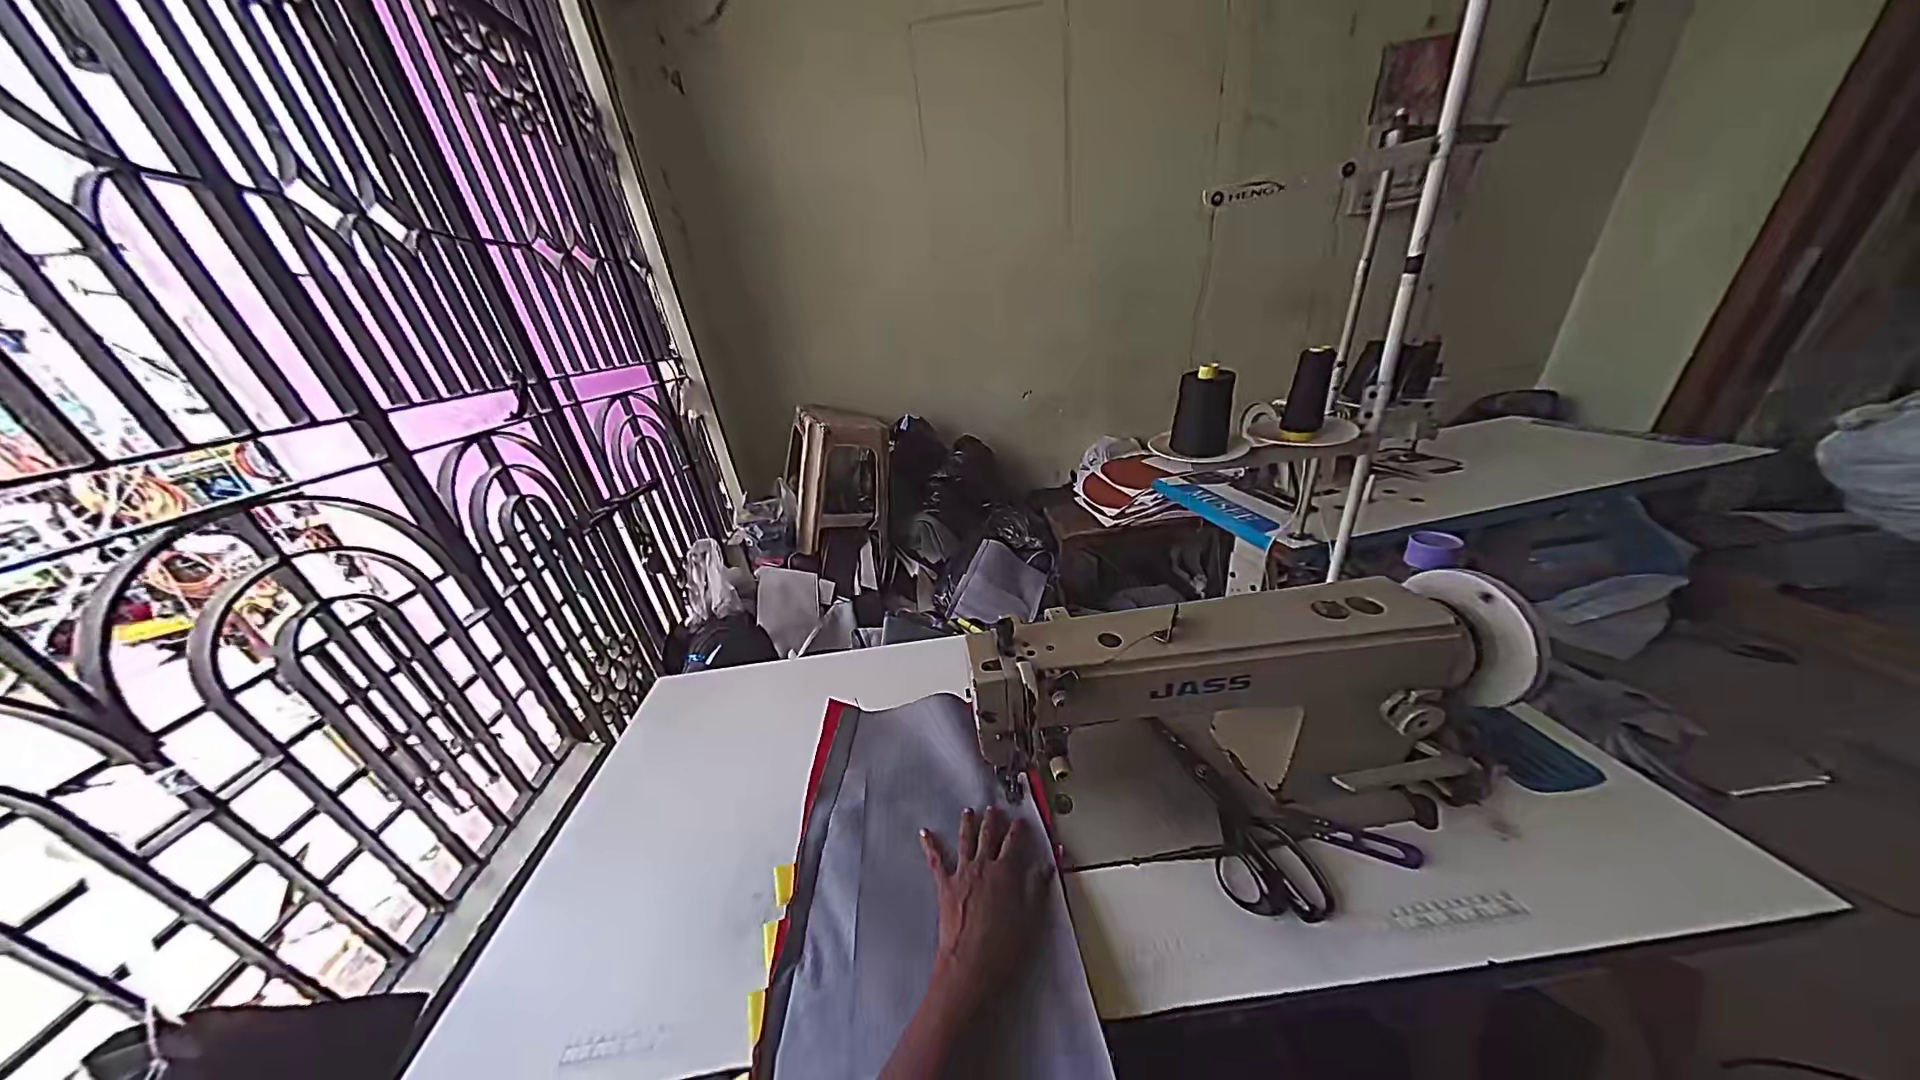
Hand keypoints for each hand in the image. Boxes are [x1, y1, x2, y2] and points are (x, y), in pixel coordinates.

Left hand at [917, 806, 1051, 1014]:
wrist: (970, 967)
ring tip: (969, 812)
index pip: (1014, 844)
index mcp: (1005, 873)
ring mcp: (961, 875)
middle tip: (994, 809)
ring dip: (967, 825)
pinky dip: (930, 845)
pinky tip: (925, 833)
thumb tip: (1048, 865)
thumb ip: (1038, 888)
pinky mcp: (945, 887)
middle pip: (988, 837)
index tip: (1020, 821)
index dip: (1018, 831)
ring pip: (965, 841)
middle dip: (992, 821)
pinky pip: (936, 861)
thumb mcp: (1030, 918)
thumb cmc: (1004, 948)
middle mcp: (982, 867)